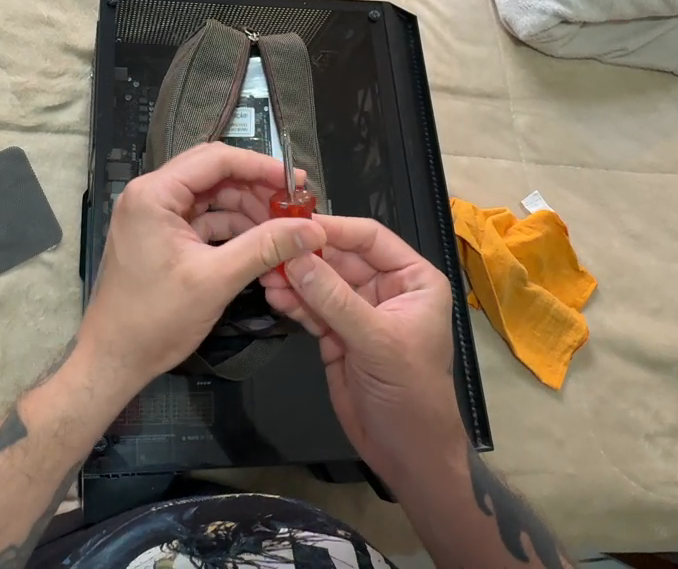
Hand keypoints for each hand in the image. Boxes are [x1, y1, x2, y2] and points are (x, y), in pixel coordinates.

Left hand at [80, 143, 325, 391]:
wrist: (114, 359)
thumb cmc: (157, 318)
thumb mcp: (217, 280)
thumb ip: (266, 248)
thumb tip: (313, 229)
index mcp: (154, 193)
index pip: (216, 159)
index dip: (260, 166)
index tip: (297, 182)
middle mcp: (151, 193)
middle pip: (214, 173)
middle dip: (257, 188)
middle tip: (296, 206)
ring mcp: (154, 214)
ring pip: (211, 196)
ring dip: (247, 210)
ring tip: (284, 228)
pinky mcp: (161, 235)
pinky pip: (203, 218)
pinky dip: (232, 228)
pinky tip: (261, 244)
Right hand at [261, 215, 464, 479]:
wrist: (406, 455)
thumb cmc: (411, 394)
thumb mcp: (378, 342)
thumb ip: (335, 300)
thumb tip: (295, 259)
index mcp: (413, 278)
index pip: (370, 238)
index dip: (334, 228)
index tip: (295, 222)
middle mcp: (385, 287)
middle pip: (339, 257)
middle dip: (306, 255)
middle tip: (270, 247)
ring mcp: (358, 310)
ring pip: (321, 281)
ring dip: (294, 277)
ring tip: (264, 273)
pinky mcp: (336, 332)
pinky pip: (311, 306)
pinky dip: (292, 300)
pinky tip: (273, 296)